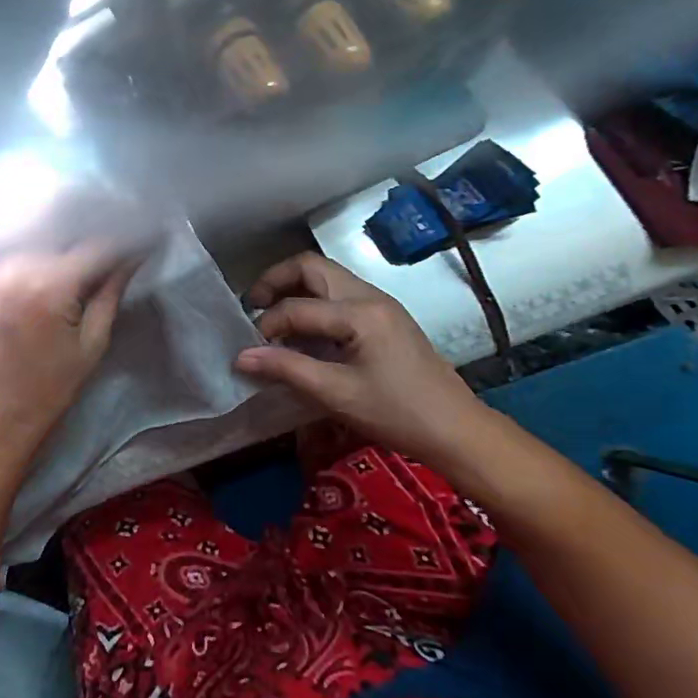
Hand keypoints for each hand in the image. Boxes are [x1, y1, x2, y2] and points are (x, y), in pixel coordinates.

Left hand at [0, 226, 144, 494]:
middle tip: (126, 229)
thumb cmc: (48, 391)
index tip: (152, 233)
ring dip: (69, 227)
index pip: (98, 245)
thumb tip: (134, 255)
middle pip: (65, 226)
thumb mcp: (91, 344)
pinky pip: (15, 243)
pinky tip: (61, 244)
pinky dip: (40, 238)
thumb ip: (110, 291)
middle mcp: (16, 265)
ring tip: (97, 234)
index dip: (129, 237)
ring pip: (38, 229)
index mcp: (48, 285)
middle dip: (98, 224)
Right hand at [233, 253, 484, 458]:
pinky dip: (314, 301)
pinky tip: (304, 332)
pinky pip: (339, 294)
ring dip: (295, 289)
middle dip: (277, 280)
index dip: (267, 326)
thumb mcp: (337, 394)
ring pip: (327, 276)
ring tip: (274, 318)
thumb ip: (287, 369)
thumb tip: (241, 357)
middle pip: (312, 267)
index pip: (297, 307)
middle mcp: (370, 296)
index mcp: (360, 312)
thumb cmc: (397, 413)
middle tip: (254, 307)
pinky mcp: (384, 316)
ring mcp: (380, 304)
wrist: (456, 430)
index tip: (250, 351)